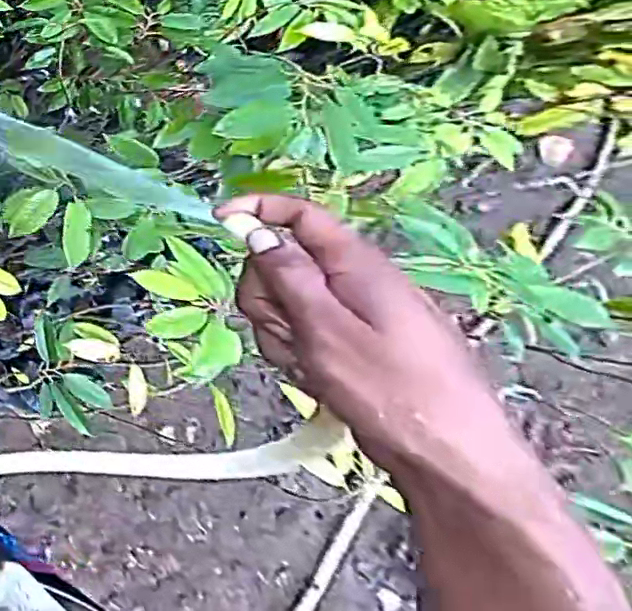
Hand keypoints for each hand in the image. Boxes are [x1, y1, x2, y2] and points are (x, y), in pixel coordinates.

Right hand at [216, 195, 521, 480]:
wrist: (456, 467)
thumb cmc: (392, 391)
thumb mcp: (326, 327)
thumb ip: (287, 274)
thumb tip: (256, 230)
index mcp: (359, 268)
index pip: (302, 214)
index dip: (257, 208)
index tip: (219, 219)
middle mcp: (359, 283)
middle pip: (280, 261)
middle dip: (265, 292)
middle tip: (283, 327)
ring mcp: (359, 315)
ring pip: (284, 298)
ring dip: (278, 327)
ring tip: (305, 360)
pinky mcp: (355, 342)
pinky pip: (302, 328)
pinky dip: (294, 347)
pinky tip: (314, 374)